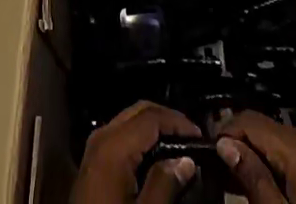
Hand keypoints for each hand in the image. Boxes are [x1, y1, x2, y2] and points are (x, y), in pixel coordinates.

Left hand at [70, 101, 202, 203]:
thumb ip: (164, 185)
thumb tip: (186, 161)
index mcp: (114, 146)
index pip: (150, 117)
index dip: (177, 121)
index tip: (201, 136)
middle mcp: (102, 136)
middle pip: (138, 110)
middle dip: (166, 118)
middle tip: (192, 135)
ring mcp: (95, 146)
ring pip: (129, 119)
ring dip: (154, 125)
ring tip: (179, 143)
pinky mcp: (94, 158)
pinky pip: (121, 133)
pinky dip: (141, 135)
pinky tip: (157, 153)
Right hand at [216, 111, 295, 203]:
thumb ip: (253, 178)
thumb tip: (224, 144)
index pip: (247, 119)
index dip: (223, 133)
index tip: (208, 158)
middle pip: (264, 128)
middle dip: (241, 146)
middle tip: (222, 176)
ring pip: (281, 142)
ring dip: (260, 157)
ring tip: (244, 185)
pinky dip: (281, 166)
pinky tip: (274, 189)